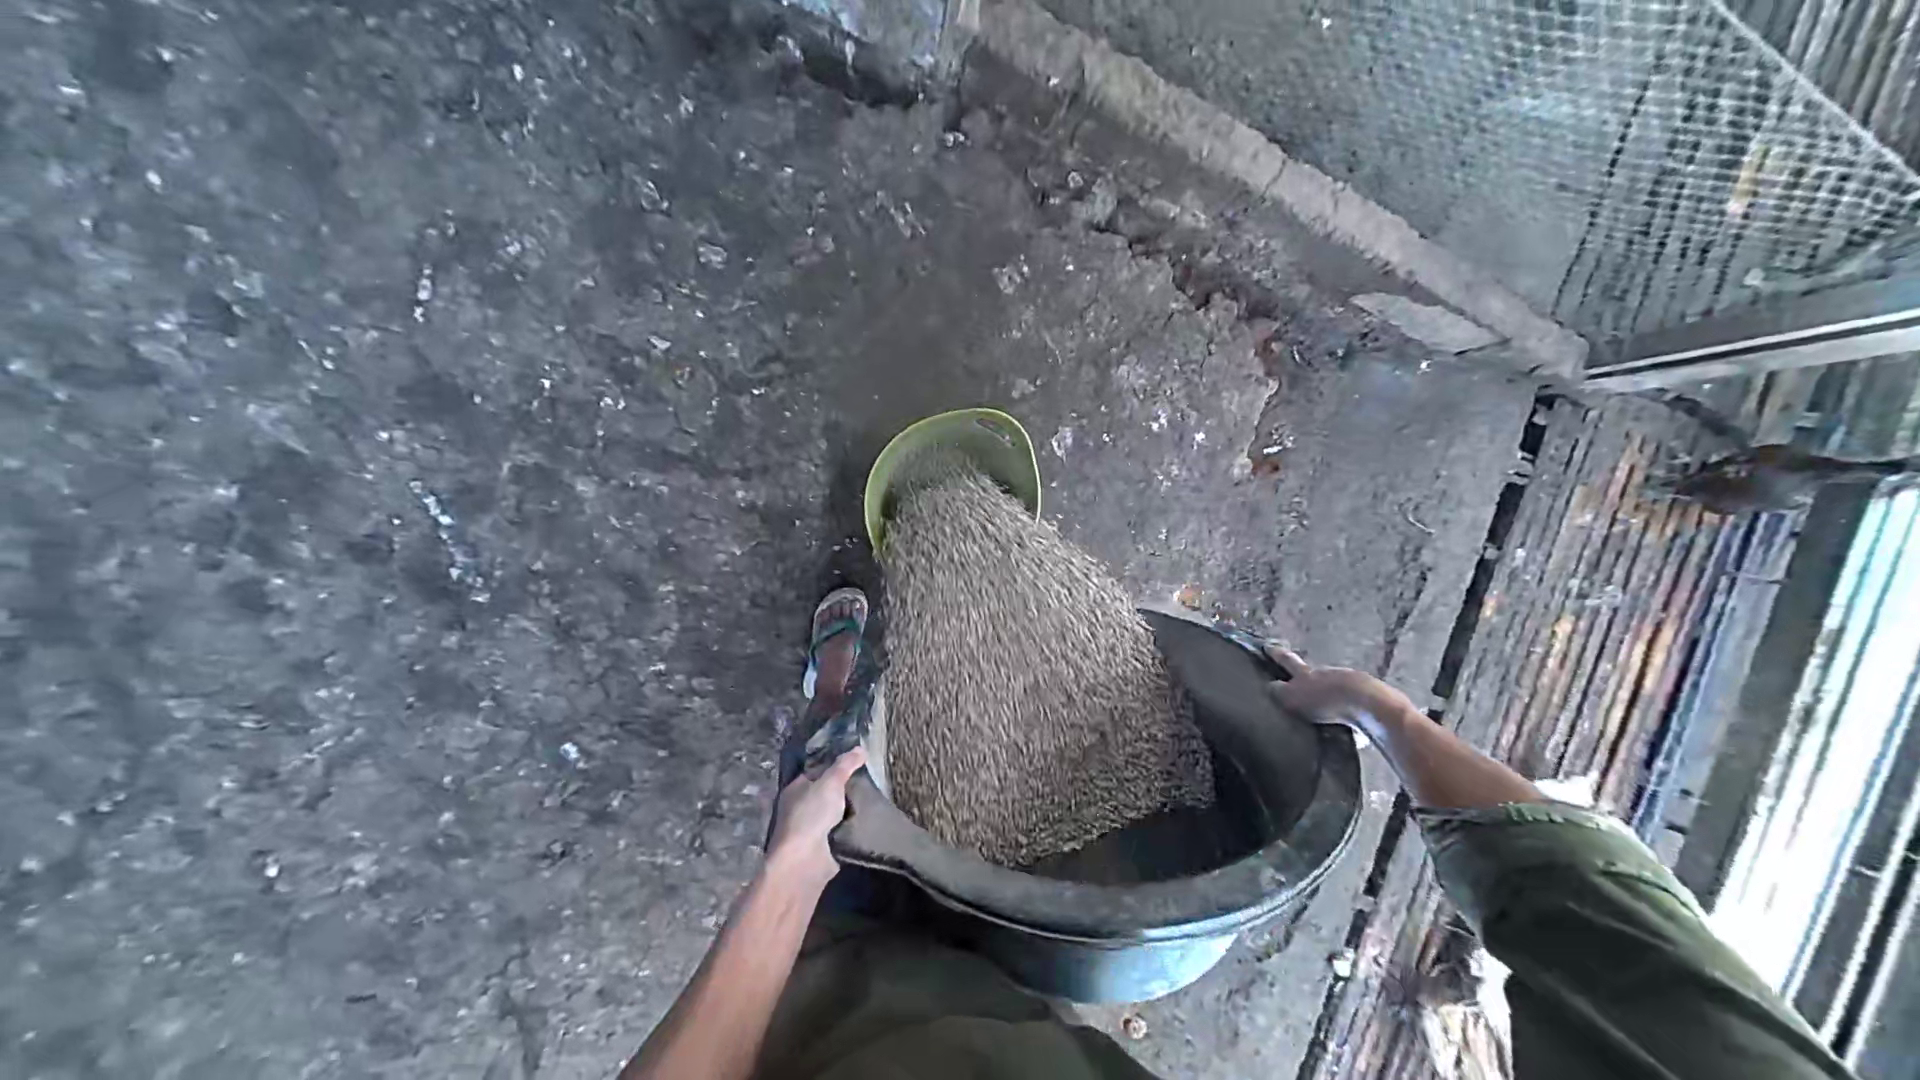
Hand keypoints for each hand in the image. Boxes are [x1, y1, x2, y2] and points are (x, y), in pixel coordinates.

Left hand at [765, 746, 866, 887]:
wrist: (804, 862)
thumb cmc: (811, 815)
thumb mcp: (831, 782)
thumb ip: (845, 765)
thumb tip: (860, 748)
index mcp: (795, 789)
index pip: (816, 771)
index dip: (834, 764)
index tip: (857, 759)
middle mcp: (800, 808)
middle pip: (826, 792)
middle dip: (845, 788)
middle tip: (871, 778)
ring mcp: (810, 829)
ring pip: (835, 813)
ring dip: (850, 809)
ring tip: (875, 797)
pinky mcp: (823, 847)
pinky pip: (842, 831)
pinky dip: (852, 827)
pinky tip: (869, 819)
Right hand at [1265, 645, 1419, 740]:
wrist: (1369, 705)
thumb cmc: (1324, 700)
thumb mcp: (1291, 697)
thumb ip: (1279, 691)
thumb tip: (1270, 686)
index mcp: (1305, 673)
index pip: (1286, 661)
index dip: (1276, 653)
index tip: (1268, 645)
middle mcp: (1327, 673)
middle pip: (1313, 671)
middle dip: (1305, 672)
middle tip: (1300, 673)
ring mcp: (1351, 683)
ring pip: (1335, 684)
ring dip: (1329, 691)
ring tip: (1324, 703)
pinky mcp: (1370, 698)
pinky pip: (1353, 700)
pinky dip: (1347, 706)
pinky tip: (1347, 717)